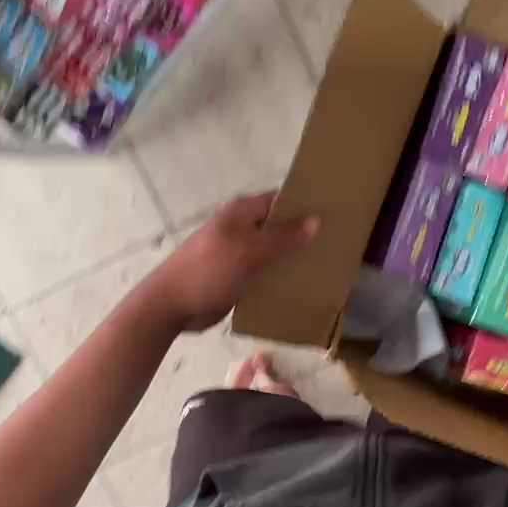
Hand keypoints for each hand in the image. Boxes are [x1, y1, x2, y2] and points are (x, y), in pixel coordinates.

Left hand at [136, 192, 319, 332]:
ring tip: (326, 266)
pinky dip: (279, 277)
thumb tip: (316, 220)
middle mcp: (240, 228)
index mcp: (241, 212)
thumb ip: (282, 237)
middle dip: (303, 235)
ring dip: (293, 259)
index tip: (334, 212)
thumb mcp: (247, 251)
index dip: (304, 204)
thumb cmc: (207, 271)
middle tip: (336, 243)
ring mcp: (237, 253)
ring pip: (273, 252)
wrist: (170, 306)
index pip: (280, 200)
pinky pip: (264, 273)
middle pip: (279, 227)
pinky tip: (302, 286)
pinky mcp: (236, 277)